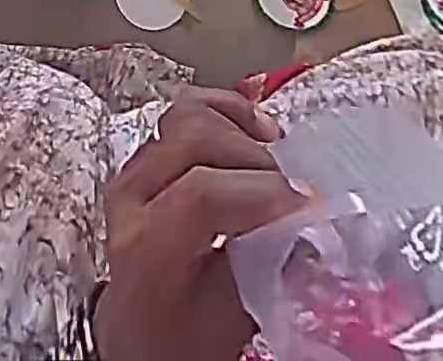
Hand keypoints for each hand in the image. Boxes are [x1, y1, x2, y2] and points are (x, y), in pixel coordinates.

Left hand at [95, 89, 303, 360]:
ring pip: (189, 115)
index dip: (261, 192)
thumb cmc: (188, 334)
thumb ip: (267, 262)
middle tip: (293, 192)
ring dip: (242, 130)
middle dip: (256, 160)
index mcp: (145, 251)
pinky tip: (258, 129)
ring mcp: (134, 169)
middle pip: (194, 140)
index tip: (306, 206)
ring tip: (276, 160)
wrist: (144, 329)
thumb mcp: (233, 317)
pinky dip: (226, 108)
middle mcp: (130, 199)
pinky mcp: (147, 151)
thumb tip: (312, 220)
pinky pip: (186, 107)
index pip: (200, 195)